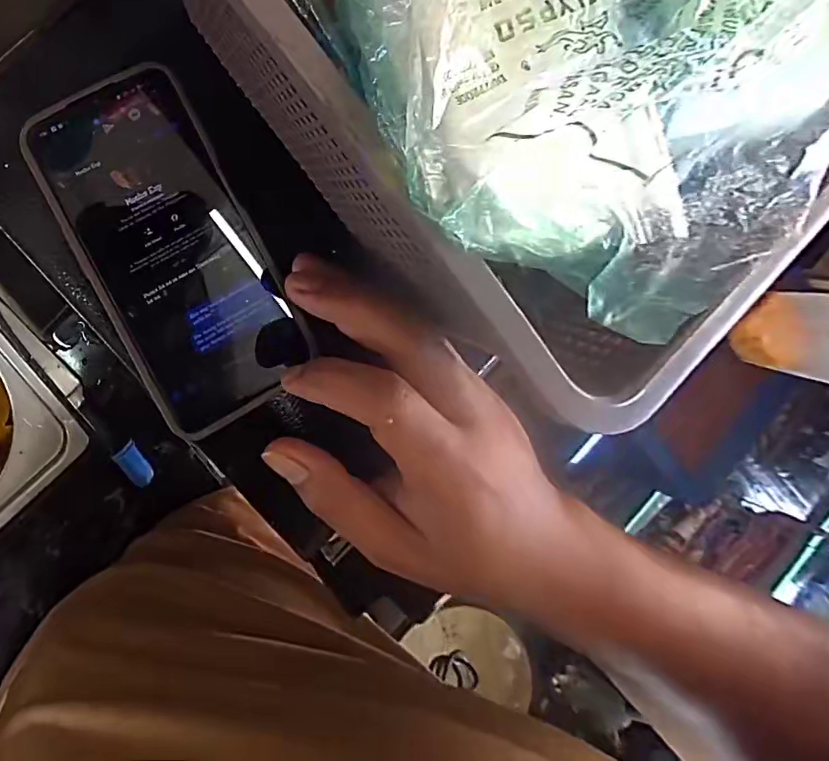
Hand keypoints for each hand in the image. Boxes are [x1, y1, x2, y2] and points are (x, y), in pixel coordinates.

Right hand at [260, 255, 590, 609]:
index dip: (334, 380)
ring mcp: (476, 384)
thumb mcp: (393, 547)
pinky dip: (377, 307)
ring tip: (308, 273)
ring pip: (414, 325)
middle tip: (296, 283)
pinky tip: (343, 292)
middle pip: (407, 340)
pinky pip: (420, 330)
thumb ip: (334, 498)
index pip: (388, 400)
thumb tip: (277, 448)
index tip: (289, 377)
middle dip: (348, 305)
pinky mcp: (473, 374)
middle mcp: (468, 408)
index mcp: (449, 461)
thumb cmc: (468, 556)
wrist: (551, 546)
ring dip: (359, 294)